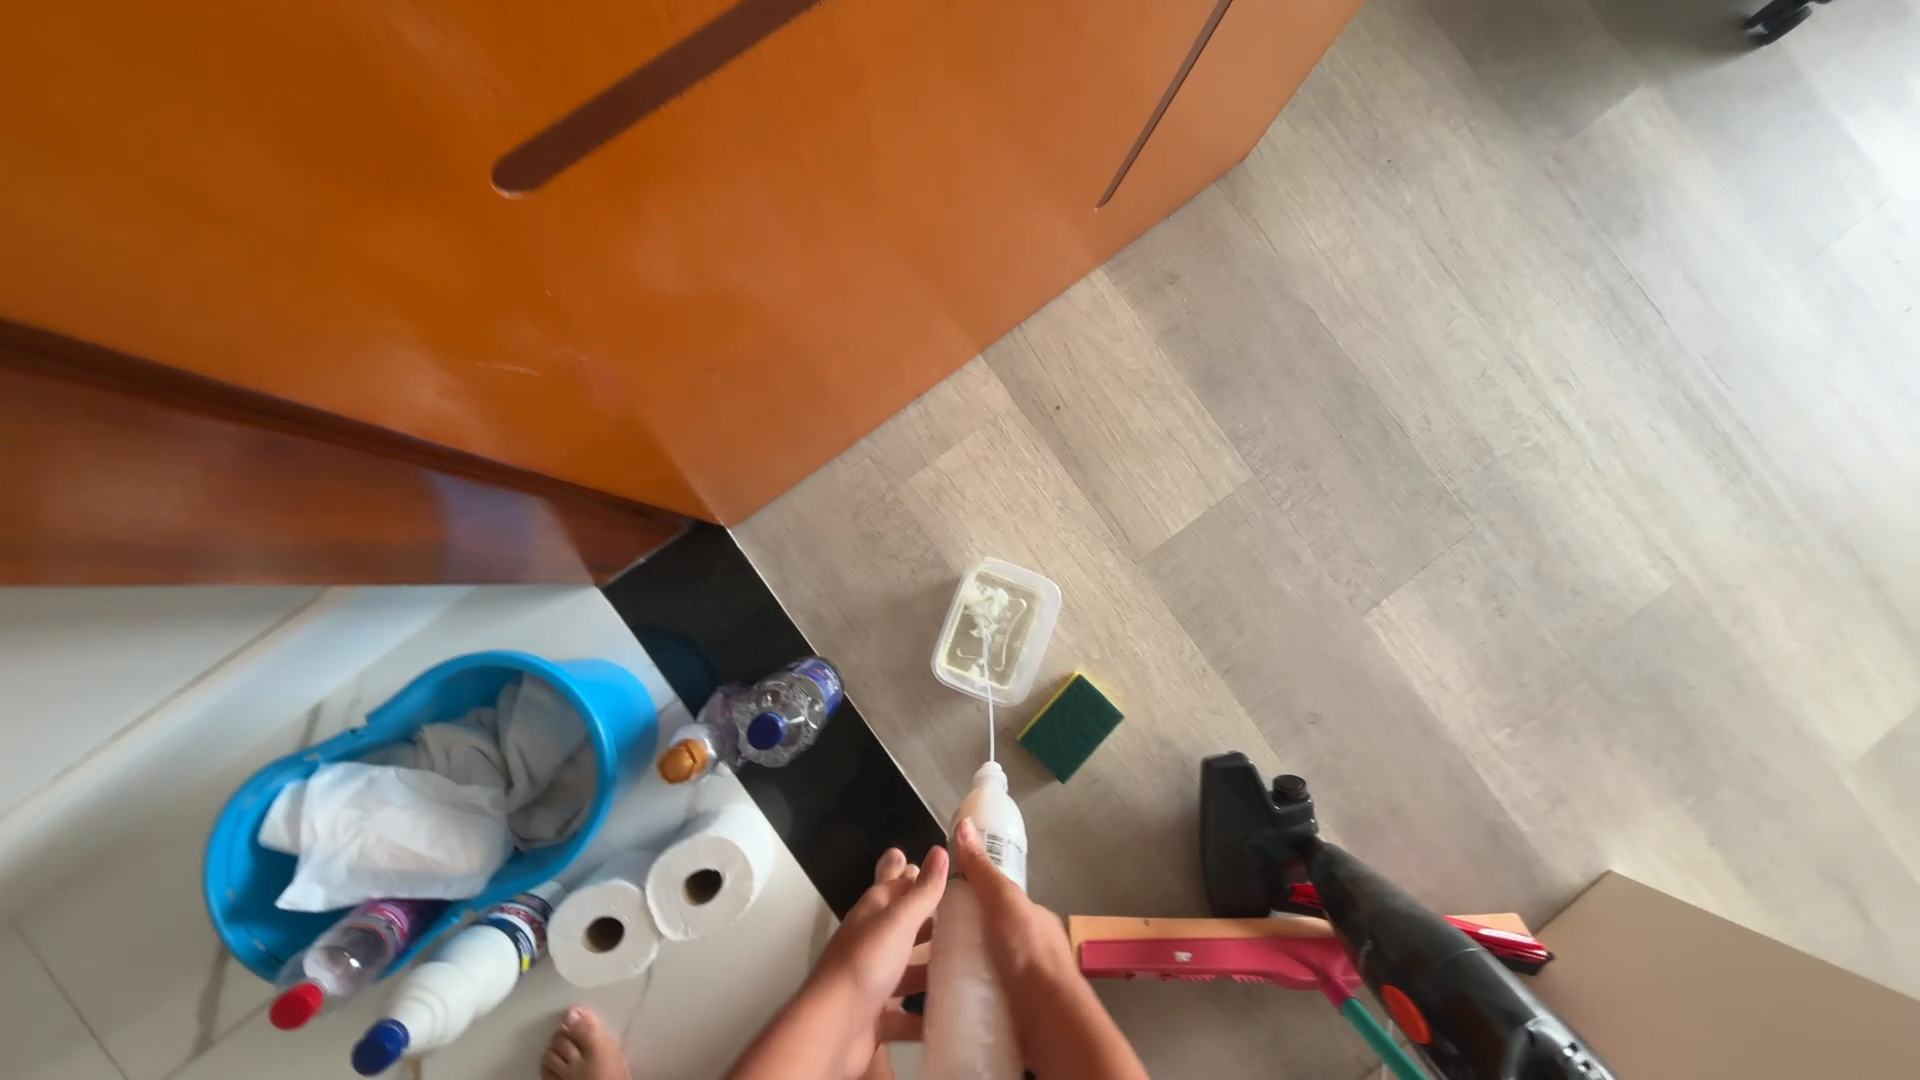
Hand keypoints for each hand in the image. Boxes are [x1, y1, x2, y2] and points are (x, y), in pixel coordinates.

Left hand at [811, 845, 948, 1078]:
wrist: (832, 1029)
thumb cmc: (866, 963)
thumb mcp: (899, 921)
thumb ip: (923, 891)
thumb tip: (940, 850)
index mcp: (874, 910)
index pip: (895, 881)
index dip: (913, 872)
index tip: (938, 864)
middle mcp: (872, 940)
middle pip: (902, 923)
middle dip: (926, 918)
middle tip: (961, 912)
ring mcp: (872, 979)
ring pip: (905, 966)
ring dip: (929, 966)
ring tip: (966, 963)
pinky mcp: (876, 1015)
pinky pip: (904, 1012)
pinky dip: (924, 1014)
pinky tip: (948, 1013)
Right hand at [955, 820, 1148, 1079]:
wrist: (1051, 1020)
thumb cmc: (1028, 953)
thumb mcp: (1003, 901)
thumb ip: (982, 870)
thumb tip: (964, 823)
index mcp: (1033, 918)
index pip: (999, 903)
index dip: (972, 901)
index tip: (941, 909)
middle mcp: (1032, 948)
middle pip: (990, 936)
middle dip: (964, 939)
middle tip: (929, 946)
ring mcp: (1026, 983)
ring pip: (986, 970)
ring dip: (963, 972)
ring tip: (929, 976)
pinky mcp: (1017, 1014)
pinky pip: (986, 1000)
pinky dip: (968, 999)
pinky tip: (945, 1003)